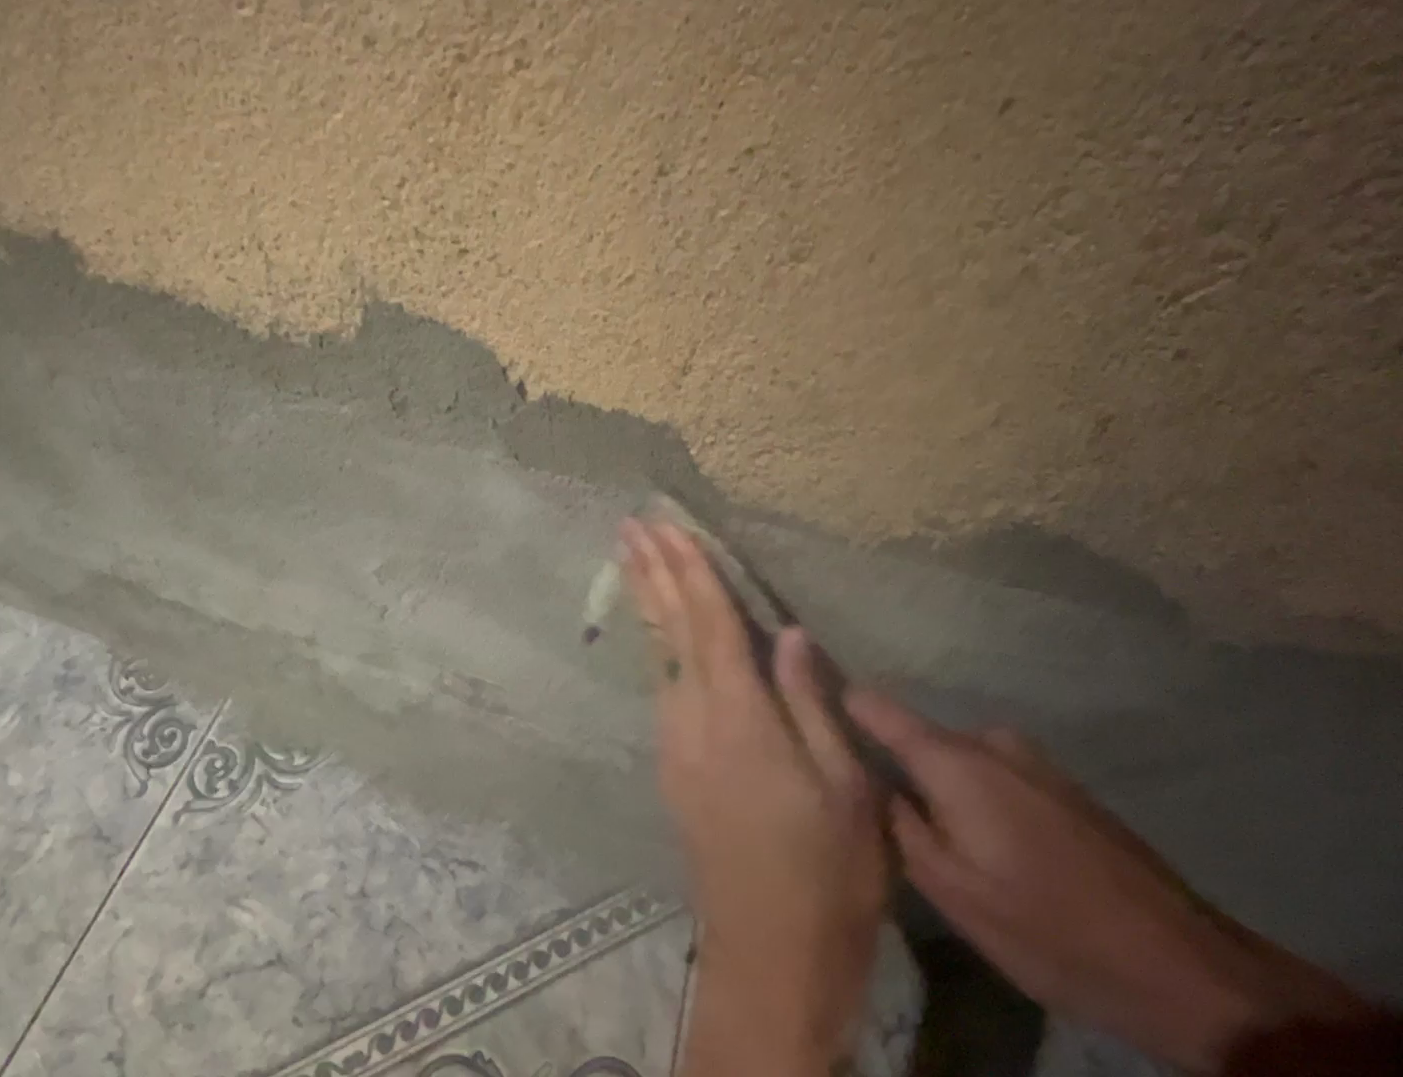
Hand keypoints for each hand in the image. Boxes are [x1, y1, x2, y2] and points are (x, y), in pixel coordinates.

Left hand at [620, 519, 887, 1074]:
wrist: (769, 946)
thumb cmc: (827, 870)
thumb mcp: (844, 786)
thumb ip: (809, 703)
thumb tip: (787, 634)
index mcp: (739, 717)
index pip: (710, 624)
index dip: (690, 570)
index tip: (666, 525)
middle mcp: (692, 721)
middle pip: (667, 630)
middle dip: (649, 573)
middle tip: (626, 524)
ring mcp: (674, 745)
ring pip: (656, 655)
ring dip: (646, 602)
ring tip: (632, 558)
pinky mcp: (672, 768)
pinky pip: (660, 685)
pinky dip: (656, 643)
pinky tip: (655, 629)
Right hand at [848, 691, 1370, 1072]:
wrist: (1182, 968)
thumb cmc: (1046, 928)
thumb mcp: (947, 887)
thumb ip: (894, 822)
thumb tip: (860, 778)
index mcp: (954, 761)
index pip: (873, 706)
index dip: (832, 693)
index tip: (793, 688)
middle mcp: (991, 745)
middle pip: (913, 737)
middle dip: (884, 762)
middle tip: (858, 807)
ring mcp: (1033, 763)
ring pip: (952, 760)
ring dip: (928, 784)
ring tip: (914, 833)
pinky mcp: (1060, 788)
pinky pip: (988, 775)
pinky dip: (966, 796)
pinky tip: (972, 843)